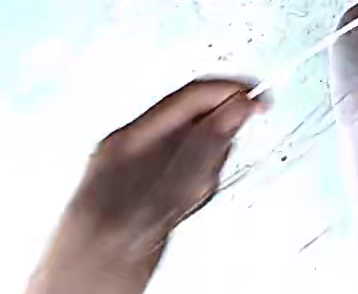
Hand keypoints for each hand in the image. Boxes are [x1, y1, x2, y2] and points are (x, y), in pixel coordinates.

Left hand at [28, 79, 264, 293]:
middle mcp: (133, 146)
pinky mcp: (150, 183)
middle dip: (218, 143)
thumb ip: (201, 151)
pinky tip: (180, 210)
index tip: (262, 102)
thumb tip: (240, 105)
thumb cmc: (95, 267)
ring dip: (208, 169)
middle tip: (209, 176)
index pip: (193, 93)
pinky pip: (193, 167)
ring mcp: (140, 164)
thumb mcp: (156, 204)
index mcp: (127, 141)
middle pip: (201, 116)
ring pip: (202, 142)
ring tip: (185, 204)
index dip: (232, 91)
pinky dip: (199, 184)